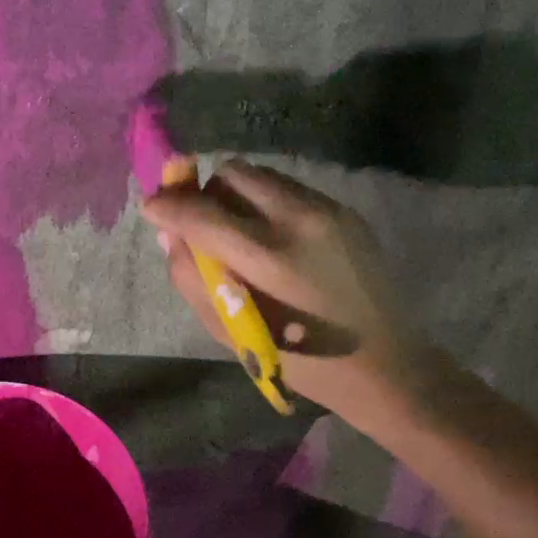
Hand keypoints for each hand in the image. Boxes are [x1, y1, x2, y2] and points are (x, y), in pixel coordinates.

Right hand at [139, 160, 442, 416]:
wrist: (386, 364)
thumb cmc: (301, 360)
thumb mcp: (232, 332)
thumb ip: (192, 278)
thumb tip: (169, 235)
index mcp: (267, 259)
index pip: (200, 213)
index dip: (167, 205)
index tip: (151, 206)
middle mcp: (298, 220)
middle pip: (232, 173)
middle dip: (208, 193)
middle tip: (205, 224)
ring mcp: (327, 210)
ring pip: (262, 175)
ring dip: (238, 195)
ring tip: (242, 232)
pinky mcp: (345, 211)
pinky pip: (290, 188)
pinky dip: (268, 204)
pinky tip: (276, 239)